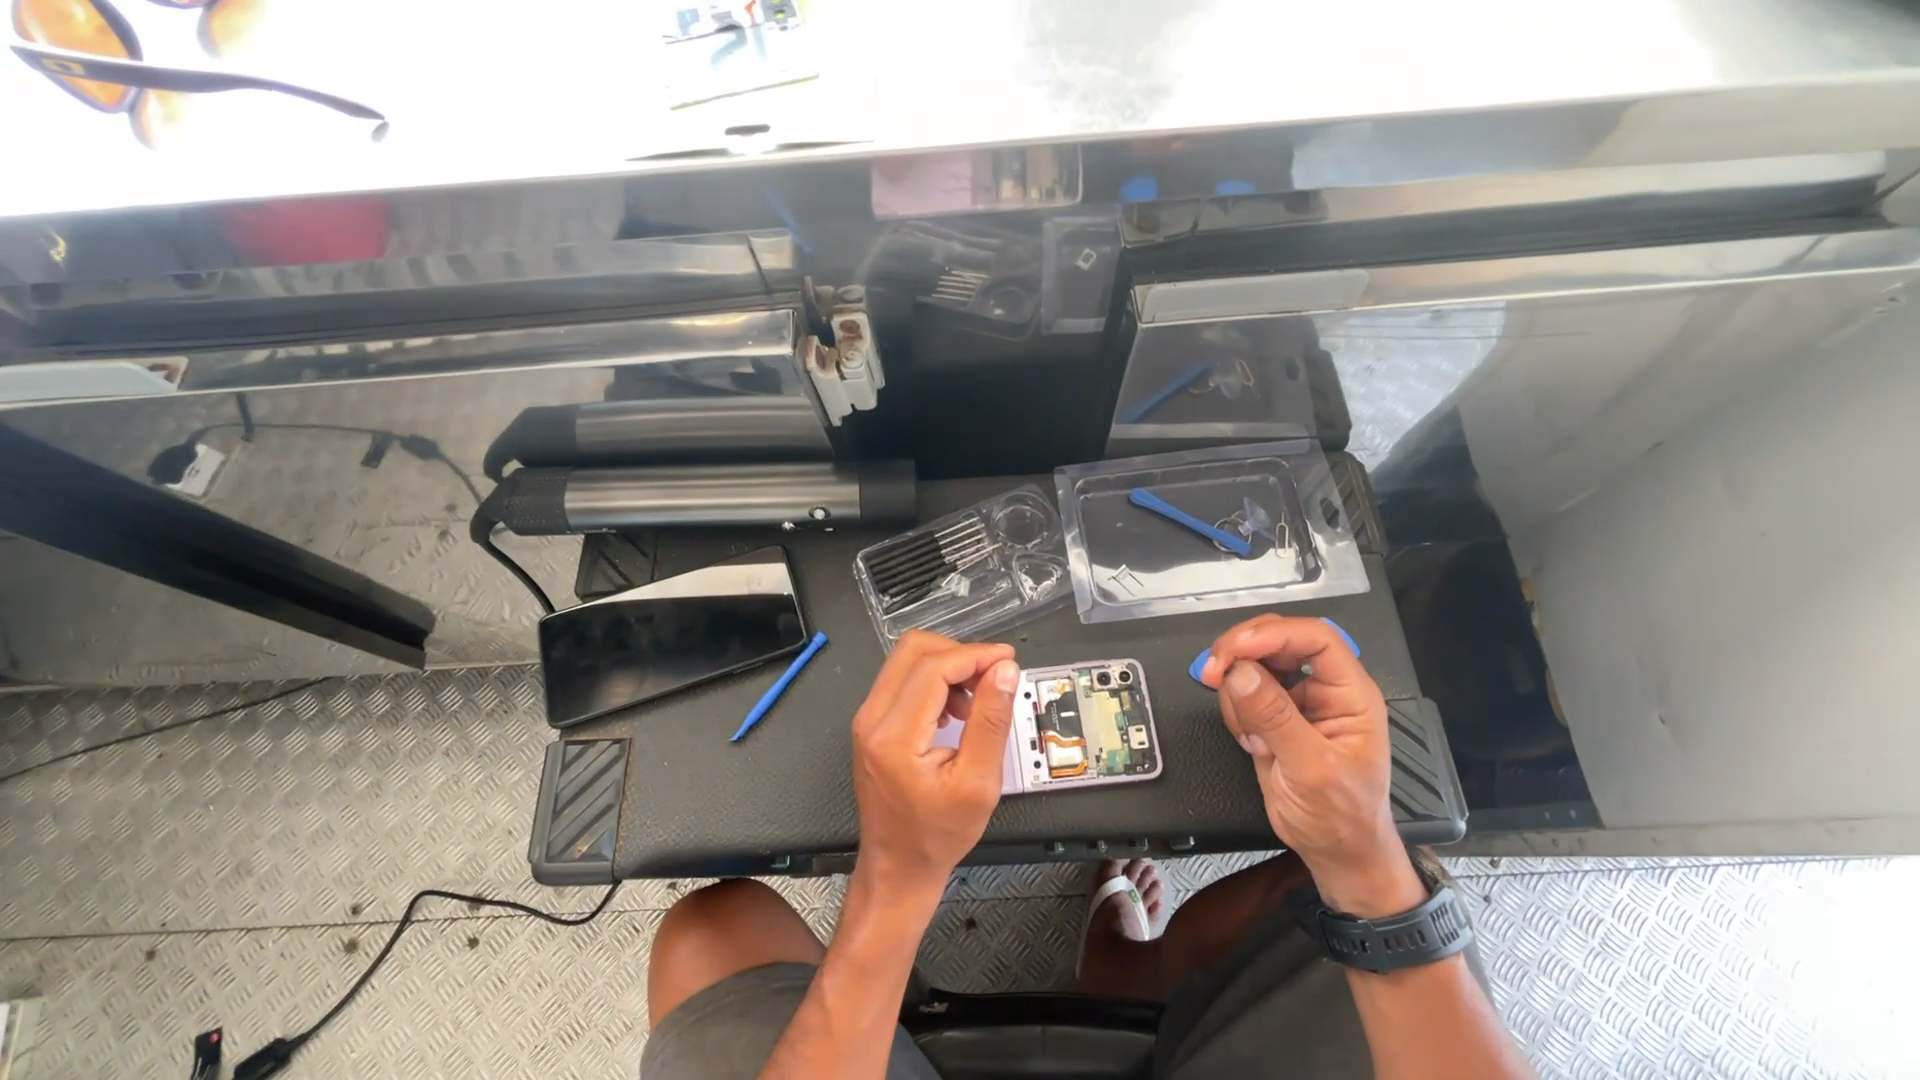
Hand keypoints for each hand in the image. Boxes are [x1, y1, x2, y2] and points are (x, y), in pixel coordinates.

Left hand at [851, 629, 1020, 896]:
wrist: (898, 866)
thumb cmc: (937, 834)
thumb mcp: (978, 783)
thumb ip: (991, 722)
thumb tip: (1005, 672)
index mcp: (895, 736)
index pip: (934, 667)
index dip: (975, 655)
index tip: (1009, 661)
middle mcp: (872, 719)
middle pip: (913, 650)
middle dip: (960, 654)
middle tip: (993, 677)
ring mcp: (867, 719)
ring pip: (906, 660)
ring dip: (947, 666)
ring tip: (976, 700)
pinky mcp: (872, 723)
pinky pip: (902, 680)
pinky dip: (934, 680)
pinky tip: (956, 711)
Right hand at [1199, 615, 1423, 916]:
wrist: (1334, 852)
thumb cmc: (1340, 815)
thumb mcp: (1312, 769)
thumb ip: (1275, 718)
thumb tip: (1239, 673)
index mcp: (1349, 692)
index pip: (1314, 637)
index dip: (1273, 634)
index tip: (1233, 650)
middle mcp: (1322, 687)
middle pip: (1277, 639)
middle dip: (1241, 652)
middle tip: (1211, 673)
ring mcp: (1295, 700)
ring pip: (1252, 663)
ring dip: (1236, 690)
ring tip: (1249, 736)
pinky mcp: (1270, 715)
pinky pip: (1241, 691)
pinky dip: (1234, 710)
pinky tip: (1250, 741)